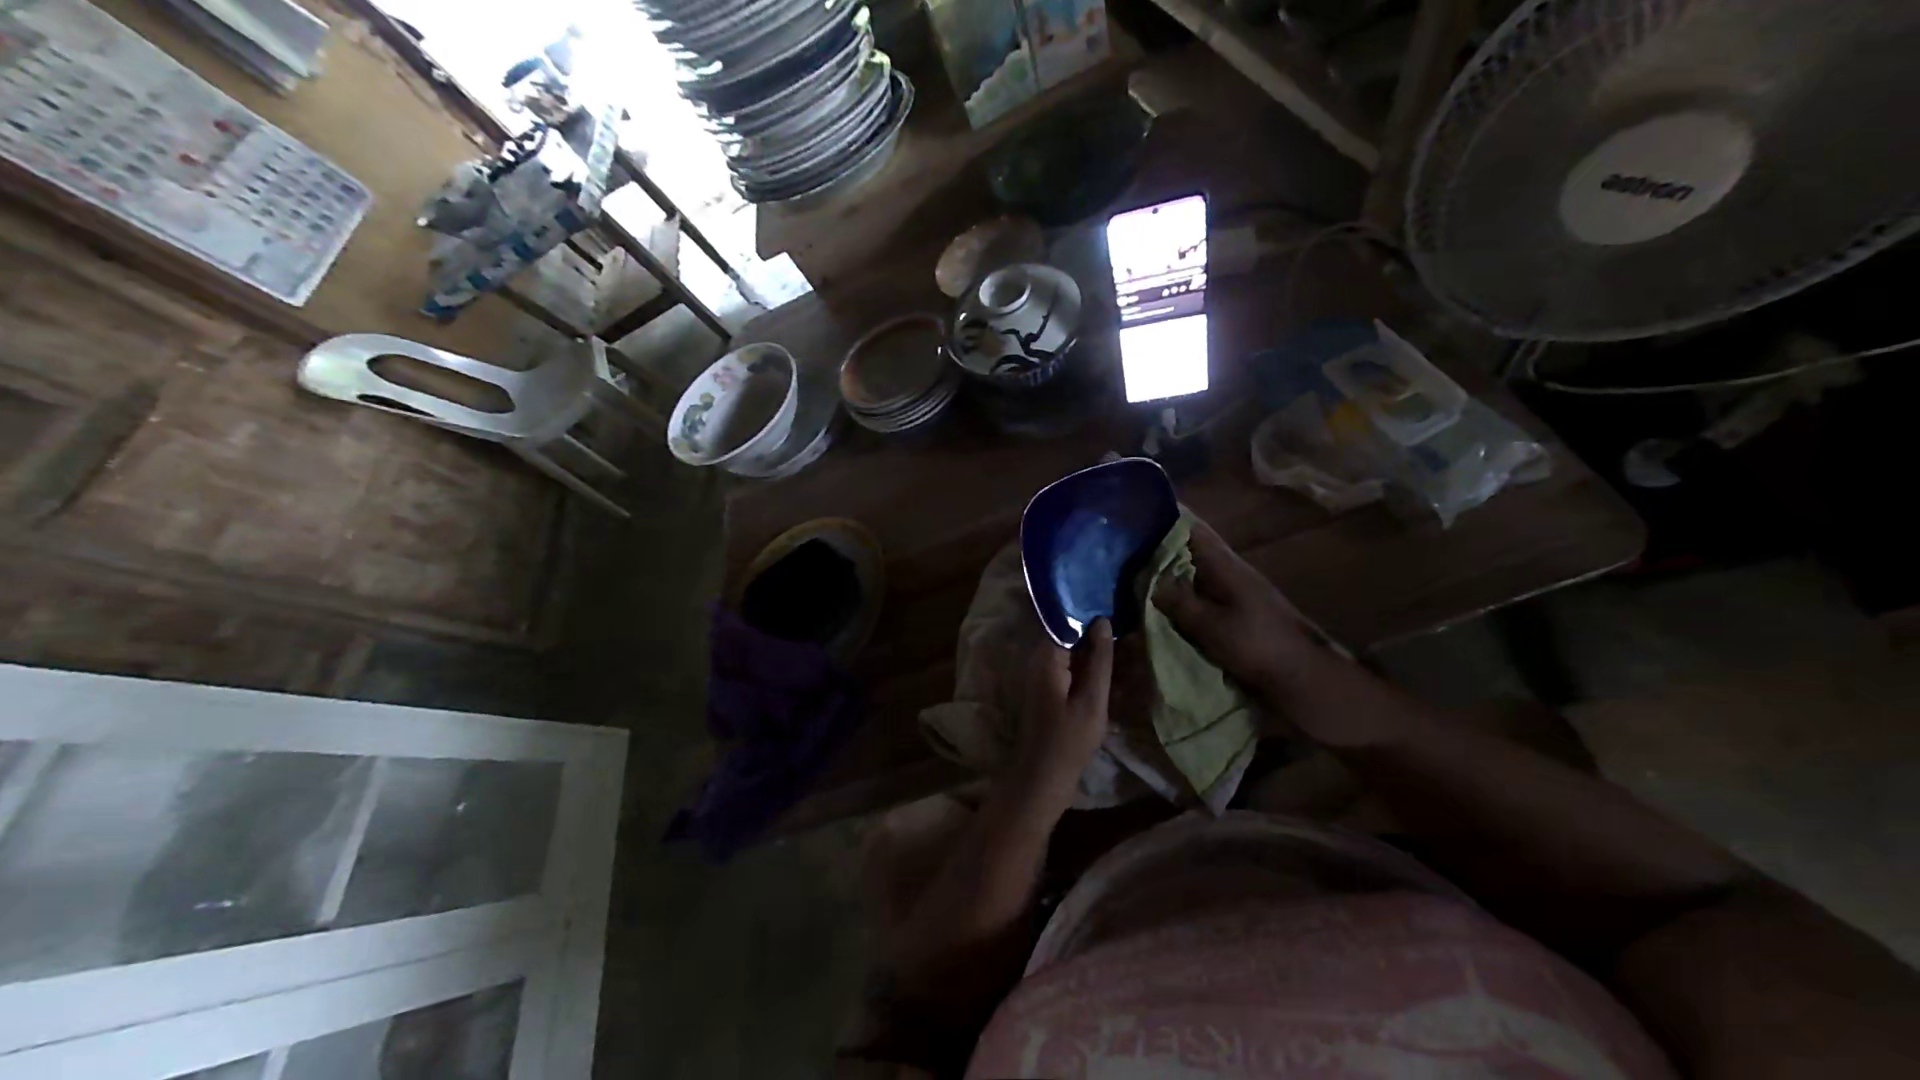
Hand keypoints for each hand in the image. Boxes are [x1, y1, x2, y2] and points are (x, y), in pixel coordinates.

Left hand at [1010, 618, 1113, 807]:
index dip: (1091, 612)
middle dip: (1099, 634)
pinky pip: (1074, 671)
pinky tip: (1118, 675)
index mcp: (1046, 657)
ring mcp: (1045, 676)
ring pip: (1075, 654)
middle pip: (1071, 636)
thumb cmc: (1068, 740)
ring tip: (1132, 649)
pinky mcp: (1052, 691)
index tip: (1118, 606)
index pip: (1066, 620)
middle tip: (1132, 630)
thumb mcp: (1091, 699)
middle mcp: (1041, 660)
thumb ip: (1099, 660)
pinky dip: (1093, 671)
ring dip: (1100, 654)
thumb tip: (1102, 621)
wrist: (1042, 779)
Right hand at [1151, 516, 1328, 705]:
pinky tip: (1162, 603)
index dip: (1166, 519)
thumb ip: (1176, 599)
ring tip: (1135, 574)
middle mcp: (1230, 571)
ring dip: (1169, 572)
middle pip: (1191, 549)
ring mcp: (1236, 591)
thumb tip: (1144, 578)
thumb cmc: (1256, 645)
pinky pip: (1201, 594)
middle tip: (1124, 549)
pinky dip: (1181, 593)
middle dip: (1160, 548)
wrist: (1302, 676)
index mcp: (1225, 565)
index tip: (1135, 516)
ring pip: (1194, 572)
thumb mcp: (1209, 624)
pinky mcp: (1237, 612)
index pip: (1192, 529)